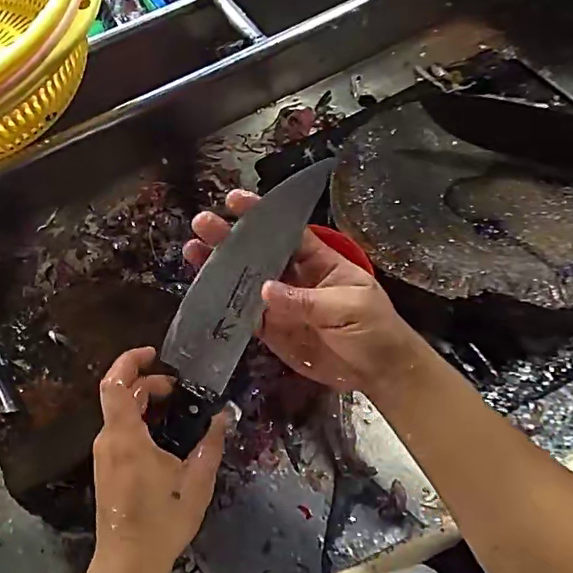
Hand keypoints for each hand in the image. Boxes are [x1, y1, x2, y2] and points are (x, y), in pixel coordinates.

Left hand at [90, 346, 227, 572]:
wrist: (128, 563)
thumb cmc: (161, 521)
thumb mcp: (197, 481)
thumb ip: (211, 444)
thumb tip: (223, 417)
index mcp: (126, 438)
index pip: (115, 384)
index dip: (129, 360)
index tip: (154, 353)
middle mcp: (108, 441)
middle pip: (120, 395)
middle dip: (149, 383)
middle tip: (180, 389)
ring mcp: (104, 455)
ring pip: (120, 413)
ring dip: (145, 402)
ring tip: (177, 407)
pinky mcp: (107, 468)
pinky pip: (120, 430)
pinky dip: (140, 419)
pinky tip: (165, 432)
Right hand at [184, 189, 420, 393]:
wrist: (379, 371)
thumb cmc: (374, 328)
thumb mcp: (350, 306)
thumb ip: (306, 300)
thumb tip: (264, 291)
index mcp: (320, 261)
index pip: (286, 233)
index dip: (261, 216)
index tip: (234, 201)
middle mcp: (296, 277)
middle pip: (259, 254)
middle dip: (231, 238)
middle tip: (203, 224)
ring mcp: (282, 304)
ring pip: (246, 282)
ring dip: (220, 268)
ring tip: (193, 250)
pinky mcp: (274, 331)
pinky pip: (245, 316)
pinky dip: (225, 305)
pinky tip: (203, 292)